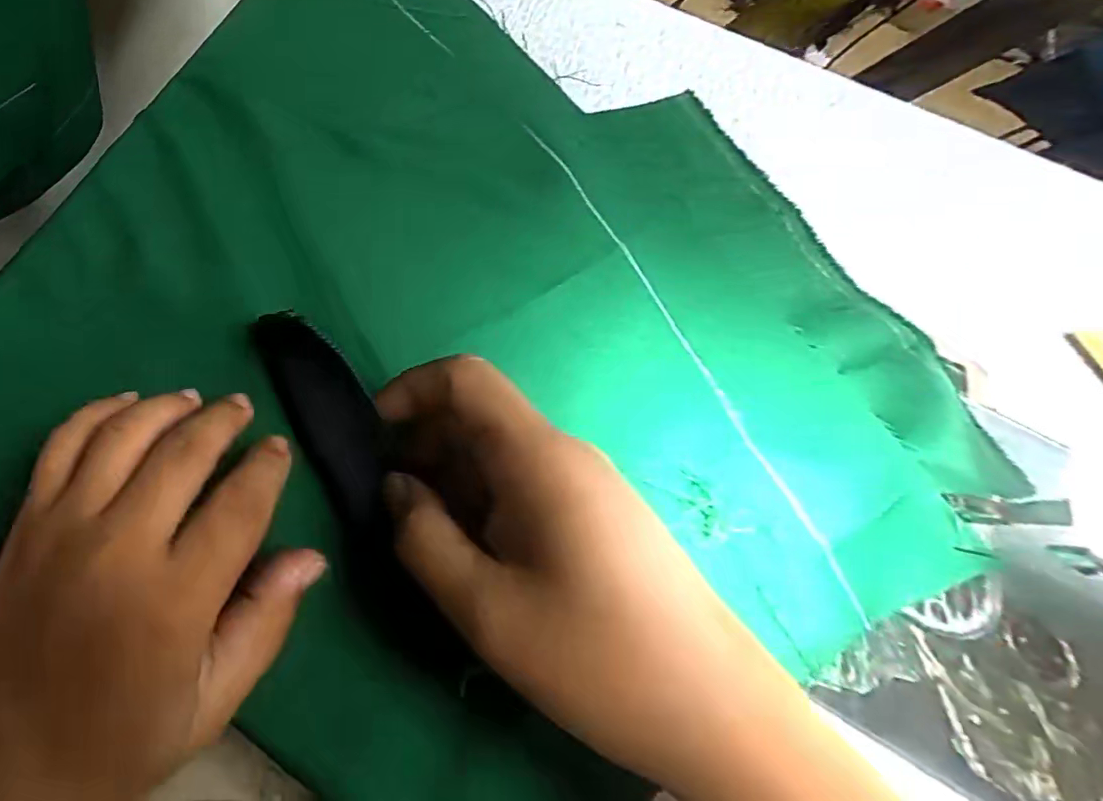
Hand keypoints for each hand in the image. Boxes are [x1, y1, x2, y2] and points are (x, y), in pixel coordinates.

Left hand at [0, 391, 325, 800]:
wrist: (1, 753)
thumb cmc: (118, 736)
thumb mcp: (210, 703)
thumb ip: (263, 623)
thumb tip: (310, 557)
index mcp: (172, 601)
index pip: (237, 508)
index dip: (266, 468)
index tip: (278, 448)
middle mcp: (119, 547)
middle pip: (183, 454)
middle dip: (222, 420)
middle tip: (242, 406)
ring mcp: (66, 523)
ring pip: (125, 433)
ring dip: (166, 405)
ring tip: (194, 398)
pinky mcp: (29, 515)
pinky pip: (64, 440)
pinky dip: (98, 410)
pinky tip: (127, 402)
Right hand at [378, 356, 894, 800]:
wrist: (729, 723)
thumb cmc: (601, 661)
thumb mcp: (486, 609)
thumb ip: (422, 538)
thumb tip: (395, 487)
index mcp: (538, 458)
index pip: (464, 378)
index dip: (409, 391)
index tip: (374, 438)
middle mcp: (561, 454)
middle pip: (474, 418)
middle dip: (419, 449)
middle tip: (391, 510)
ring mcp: (583, 484)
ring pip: (493, 455)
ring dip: (447, 483)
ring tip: (428, 544)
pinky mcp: (595, 515)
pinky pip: (520, 485)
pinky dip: (479, 504)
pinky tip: (476, 561)